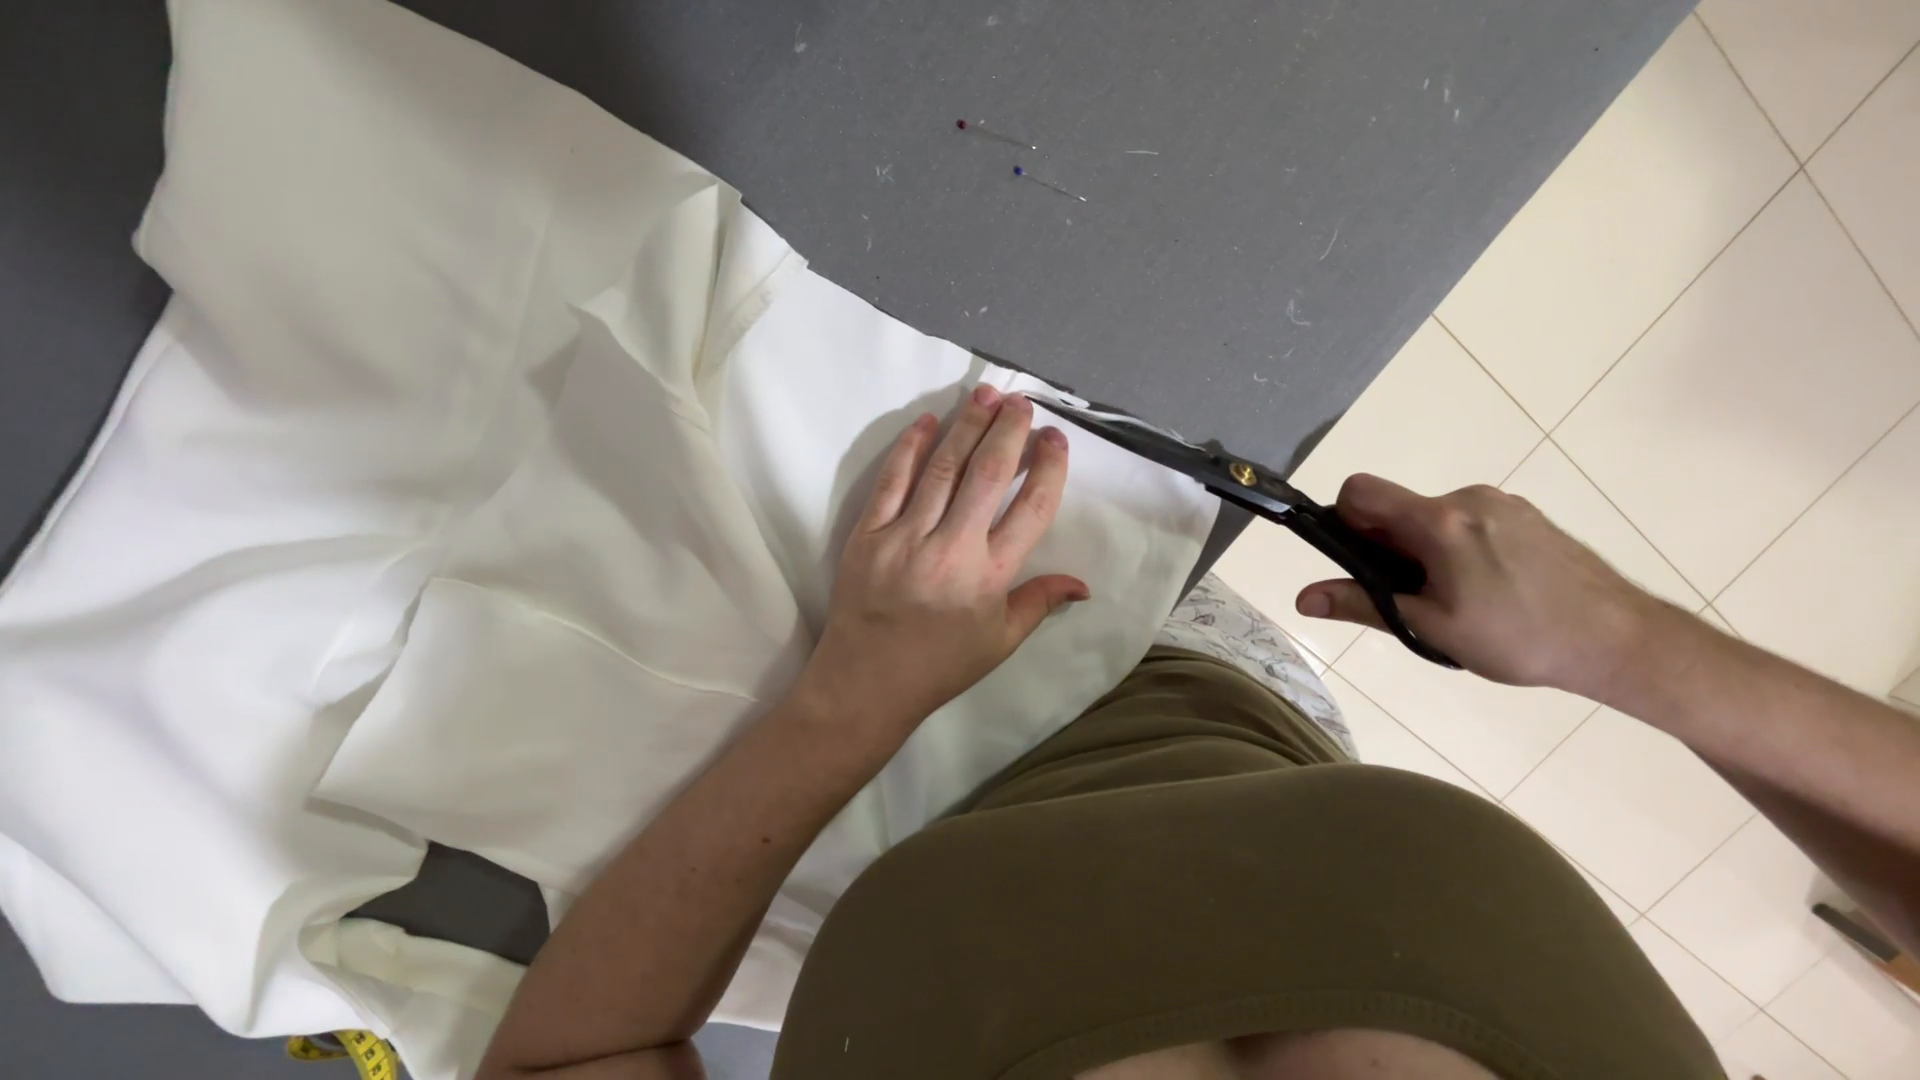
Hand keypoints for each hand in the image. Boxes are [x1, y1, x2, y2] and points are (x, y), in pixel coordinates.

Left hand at [793, 386, 1088, 741]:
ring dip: (966, 426)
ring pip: (943, 468)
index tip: (1055, 438)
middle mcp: (952, 549)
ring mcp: (905, 537)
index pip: (1030, 508)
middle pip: (987, 474)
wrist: (866, 683)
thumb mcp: (999, 643)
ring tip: (985, 395)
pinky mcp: (867, 534)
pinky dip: (910, 448)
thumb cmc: (939, 666)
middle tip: (1021, 401)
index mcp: (990, 577)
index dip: (1047, 467)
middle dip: (1008, 430)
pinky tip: (927, 422)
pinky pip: (891, 481)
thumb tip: (1082, 584)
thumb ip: (1038, 603)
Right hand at [1295, 474, 1671, 699]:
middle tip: (1414, 596)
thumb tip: (1302, 598)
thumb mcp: (1430, 628)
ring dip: (1425, 549)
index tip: (1364, 563)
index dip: (1346, 521)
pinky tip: (1491, 590)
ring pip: (1434, 517)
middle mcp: (1468, 498)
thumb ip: (1362, 605)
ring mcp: (1503, 503)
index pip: (1360, 491)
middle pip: (1398, 508)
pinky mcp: (1528, 515)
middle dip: (1389, 546)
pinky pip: (1470, 521)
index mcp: (1438, 521)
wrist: (1622, 642)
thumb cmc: (1518, 638)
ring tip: (1458, 599)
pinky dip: (1459, 547)